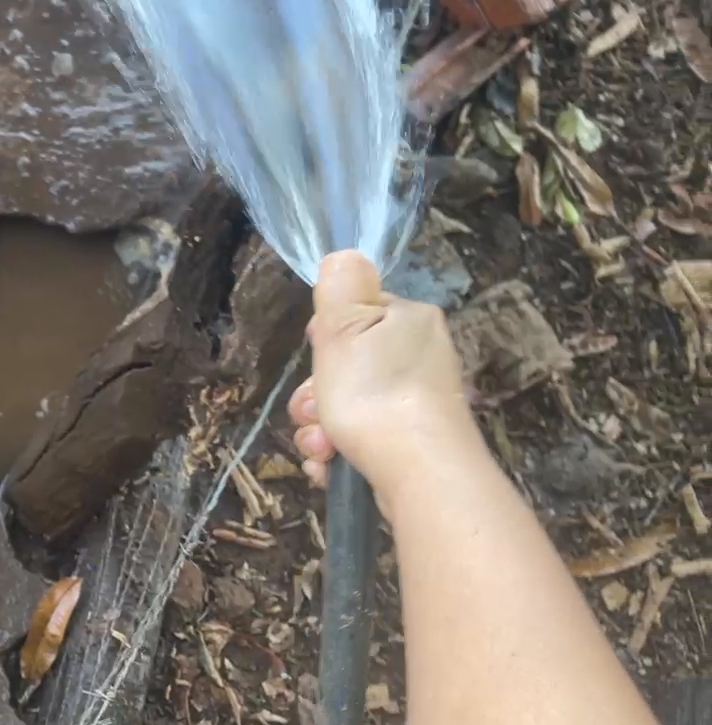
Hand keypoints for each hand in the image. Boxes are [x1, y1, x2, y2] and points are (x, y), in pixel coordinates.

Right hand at [290, 251, 485, 514]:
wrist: (417, 467)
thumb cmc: (375, 395)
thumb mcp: (344, 332)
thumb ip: (339, 291)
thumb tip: (343, 252)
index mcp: (406, 322)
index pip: (350, 320)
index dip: (321, 344)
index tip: (316, 364)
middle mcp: (414, 356)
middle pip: (337, 371)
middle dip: (312, 398)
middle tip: (317, 412)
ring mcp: (411, 401)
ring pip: (337, 410)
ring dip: (315, 431)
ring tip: (324, 447)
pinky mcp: (403, 441)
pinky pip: (351, 441)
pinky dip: (332, 455)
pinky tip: (330, 464)